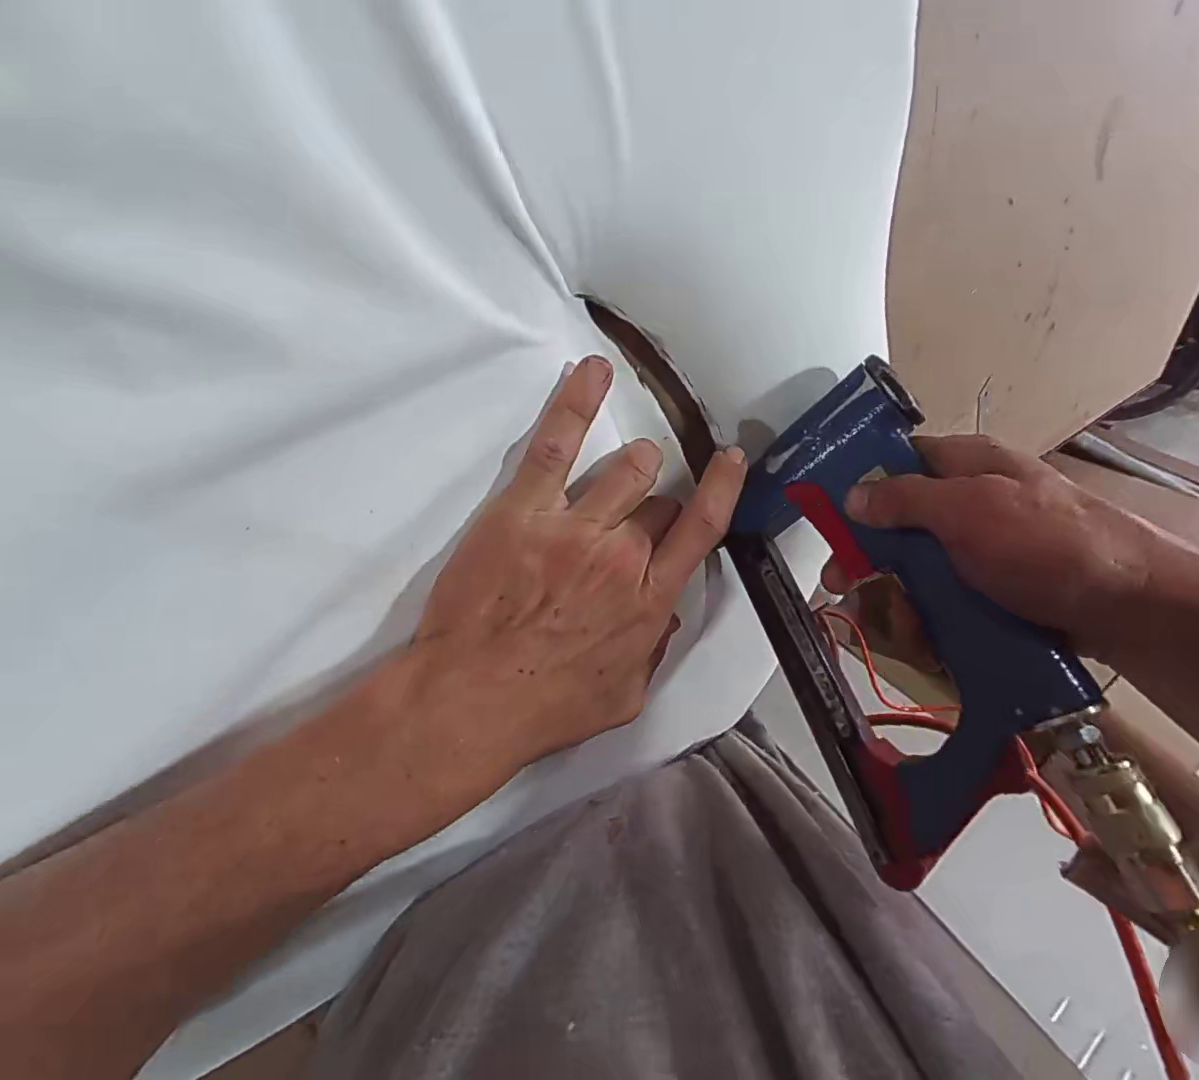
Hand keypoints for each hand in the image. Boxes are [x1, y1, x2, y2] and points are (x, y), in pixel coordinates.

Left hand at [407, 355, 746, 770]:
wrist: (468, 702)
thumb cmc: (546, 707)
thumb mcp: (624, 696)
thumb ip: (653, 650)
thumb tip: (665, 614)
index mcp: (650, 600)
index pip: (702, 529)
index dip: (722, 489)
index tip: (730, 460)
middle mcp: (624, 556)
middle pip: (659, 503)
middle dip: (657, 505)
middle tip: (636, 518)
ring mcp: (575, 527)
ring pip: (627, 468)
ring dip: (636, 463)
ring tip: (631, 465)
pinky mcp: (524, 509)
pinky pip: (557, 443)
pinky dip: (577, 402)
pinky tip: (594, 370)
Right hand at [823, 434, 1198, 657]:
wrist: (1132, 610)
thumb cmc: (1050, 545)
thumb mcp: (971, 511)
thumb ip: (906, 500)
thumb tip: (853, 494)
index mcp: (965, 466)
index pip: (895, 462)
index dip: (859, 488)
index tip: (830, 522)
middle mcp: (969, 505)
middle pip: (896, 528)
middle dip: (870, 564)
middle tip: (842, 588)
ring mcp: (980, 553)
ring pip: (914, 574)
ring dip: (901, 604)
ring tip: (911, 629)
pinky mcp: (991, 593)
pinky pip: (942, 605)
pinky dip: (931, 625)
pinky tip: (934, 643)